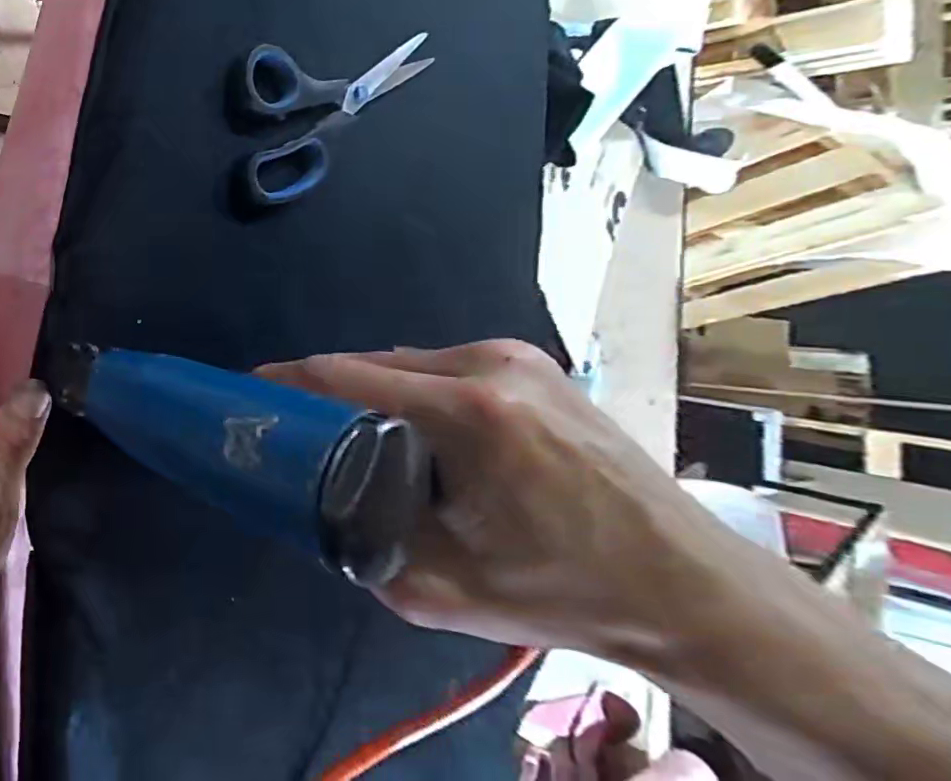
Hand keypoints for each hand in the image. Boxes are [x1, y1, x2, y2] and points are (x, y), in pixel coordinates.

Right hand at [258, 340, 742, 656]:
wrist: (700, 594)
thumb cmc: (570, 593)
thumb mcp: (440, 587)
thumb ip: (358, 542)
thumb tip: (313, 508)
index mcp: (466, 410)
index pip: (341, 374)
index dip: (286, 381)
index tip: (250, 390)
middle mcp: (488, 363)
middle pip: (369, 362)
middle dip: (324, 391)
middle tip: (299, 428)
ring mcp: (518, 358)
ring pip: (405, 362)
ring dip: (370, 391)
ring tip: (354, 433)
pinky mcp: (536, 365)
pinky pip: (443, 366)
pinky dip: (411, 390)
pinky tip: (415, 430)